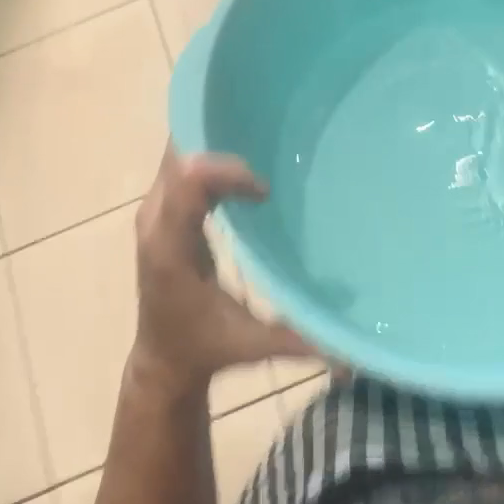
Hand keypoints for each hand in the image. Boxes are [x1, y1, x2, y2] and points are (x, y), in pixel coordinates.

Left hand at [131, 147, 314, 393]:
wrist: (164, 359)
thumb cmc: (206, 349)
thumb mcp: (252, 344)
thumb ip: (297, 338)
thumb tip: (349, 340)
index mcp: (171, 250)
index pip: (187, 184)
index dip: (226, 171)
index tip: (265, 189)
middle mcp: (154, 223)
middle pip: (178, 158)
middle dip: (221, 147)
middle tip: (265, 143)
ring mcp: (154, 214)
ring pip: (176, 157)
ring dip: (214, 148)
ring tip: (257, 144)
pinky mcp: (162, 212)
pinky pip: (180, 168)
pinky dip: (209, 159)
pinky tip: (242, 163)